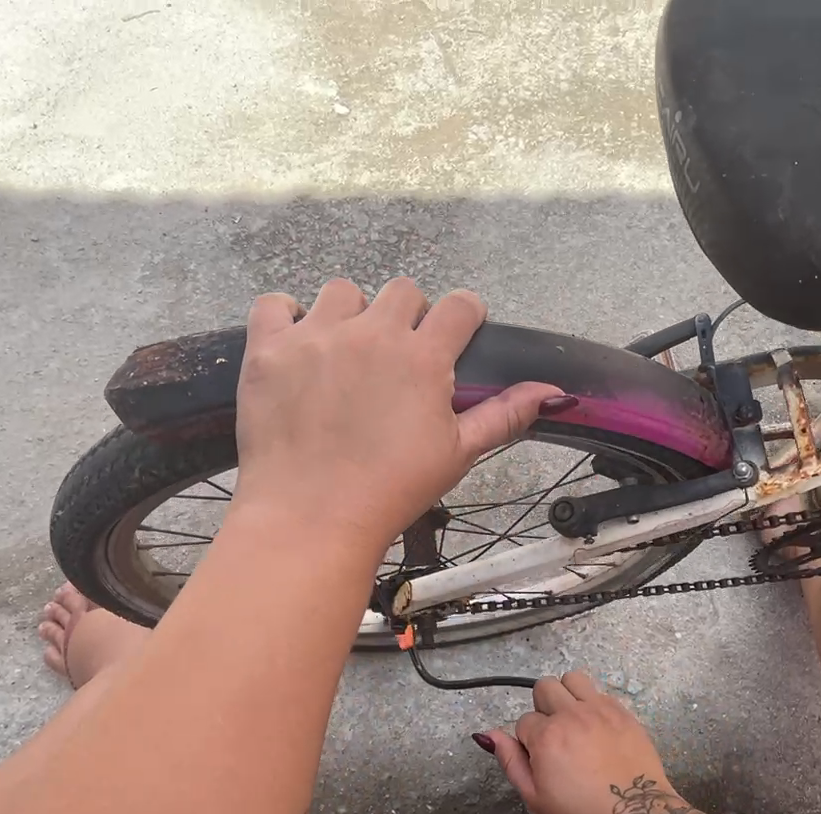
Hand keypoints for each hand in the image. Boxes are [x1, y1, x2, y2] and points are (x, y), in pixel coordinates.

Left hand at [230, 279, 562, 554]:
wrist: (313, 516)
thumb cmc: (393, 490)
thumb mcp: (458, 454)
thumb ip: (504, 415)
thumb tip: (553, 391)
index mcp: (424, 358)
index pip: (459, 305)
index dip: (465, 317)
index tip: (456, 336)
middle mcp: (372, 333)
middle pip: (403, 291)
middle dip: (409, 316)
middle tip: (399, 358)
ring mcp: (315, 336)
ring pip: (342, 291)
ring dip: (352, 315)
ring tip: (346, 354)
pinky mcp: (268, 349)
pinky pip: (274, 303)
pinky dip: (286, 318)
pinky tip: (297, 348)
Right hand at [477, 672, 675, 813]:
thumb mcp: (535, 798)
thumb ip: (510, 761)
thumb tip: (488, 734)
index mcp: (547, 736)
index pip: (523, 721)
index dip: (528, 741)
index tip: (541, 759)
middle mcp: (572, 715)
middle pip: (544, 687)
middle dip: (543, 708)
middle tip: (554, 735)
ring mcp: (600, 710)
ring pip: (573, 678)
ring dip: (567, 695)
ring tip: (574, 721)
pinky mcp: (623, 712)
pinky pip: (600, 692)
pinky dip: (593, 705)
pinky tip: (597, 730)